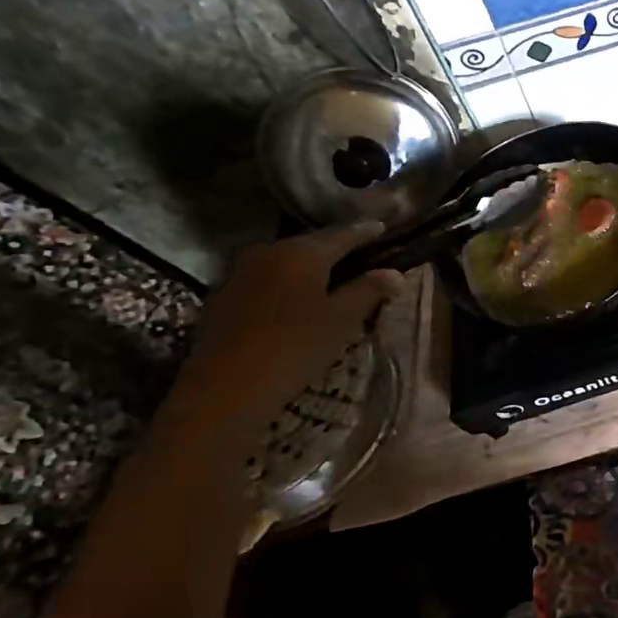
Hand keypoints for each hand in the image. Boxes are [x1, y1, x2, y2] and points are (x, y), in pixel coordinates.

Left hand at [188, 222, 406, 395]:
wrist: (224, 390)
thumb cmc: (293, 349)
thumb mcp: (341, 320)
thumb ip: (369, 291)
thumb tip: (395, 273)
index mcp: (303, 251)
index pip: (343, 233)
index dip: (364, 232)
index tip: (380, 228)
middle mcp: (270, 250)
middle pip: (311, 243)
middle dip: (334, 247)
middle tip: (356, 253)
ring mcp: (240, 271)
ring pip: (284, 260)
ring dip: (306, 265)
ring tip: (325, 276)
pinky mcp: (222, 295)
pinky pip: (263, 278)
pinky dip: (282, 282)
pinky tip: (289, 299)